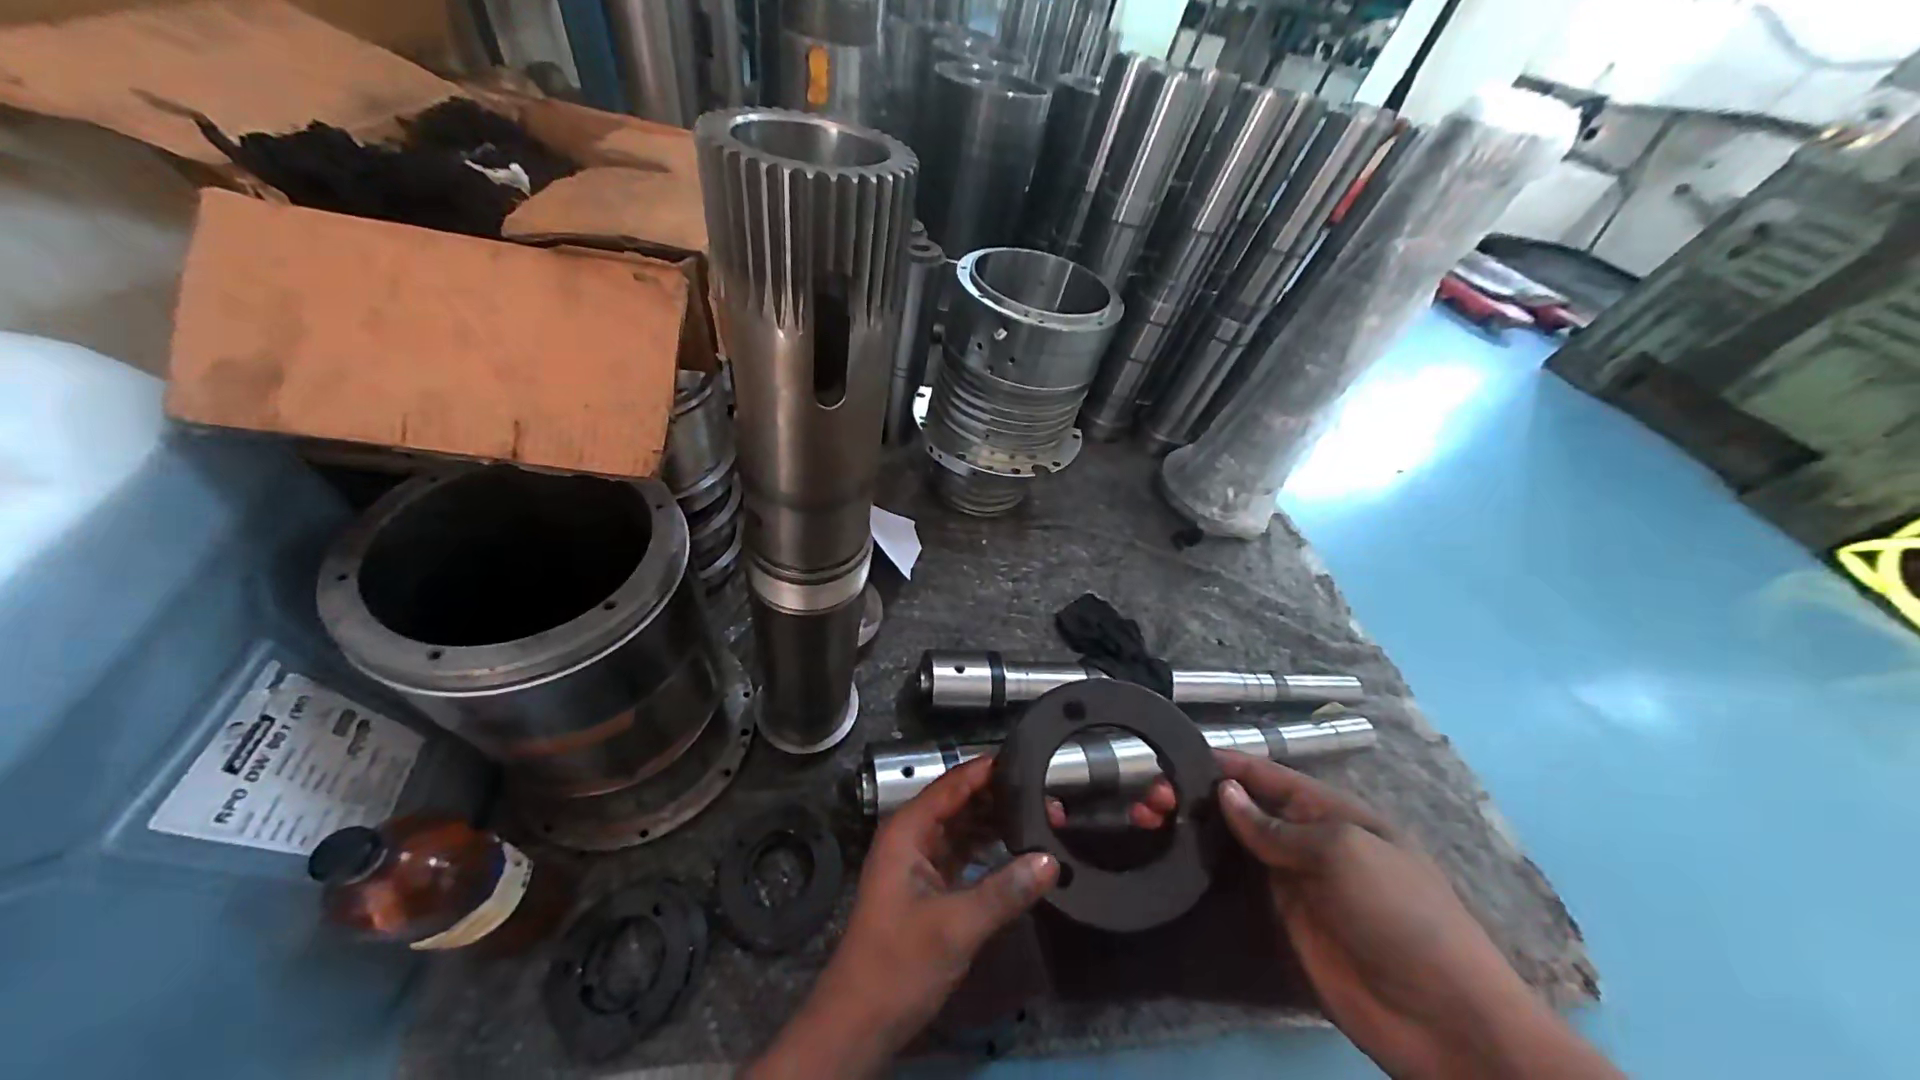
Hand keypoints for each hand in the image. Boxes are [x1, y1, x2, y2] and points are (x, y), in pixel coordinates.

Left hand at [744, 756, 1057, 1079]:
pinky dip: (990, 850)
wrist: (860, 1020)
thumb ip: (1004, 891)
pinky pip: (964, 854)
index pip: (952, 784)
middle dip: (1001, 799)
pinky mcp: (929, 887)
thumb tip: (1050, 860)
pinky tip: (1021, 852)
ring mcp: (919, 862)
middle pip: (961, 803)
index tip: (1030, 762)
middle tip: (1050, 800)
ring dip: (998, 824)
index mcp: (907, 831)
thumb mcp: (955, 926)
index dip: (988, 771)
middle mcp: (912, 837)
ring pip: (964, 828)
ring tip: (1043, 821)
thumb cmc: (898, 963)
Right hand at [1139, 752, 1617, 1079]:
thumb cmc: (1399, 914)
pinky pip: (1239, 883)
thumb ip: (1276, 826)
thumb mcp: (1342, 853)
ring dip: (1198, 828)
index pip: (1271, 775)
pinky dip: (1207, 867)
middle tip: (1151, 795)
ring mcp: (1293, 881)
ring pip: (1235, 842)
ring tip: (1148, 818)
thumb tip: (1225, 793)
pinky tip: (1173, 855)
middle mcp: (1308, 839)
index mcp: (1333, 812)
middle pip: (1247, 807)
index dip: (1228, 763)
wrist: (1440, 1017)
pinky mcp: (1281, 919)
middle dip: (1202, 794)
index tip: (1175, 752)